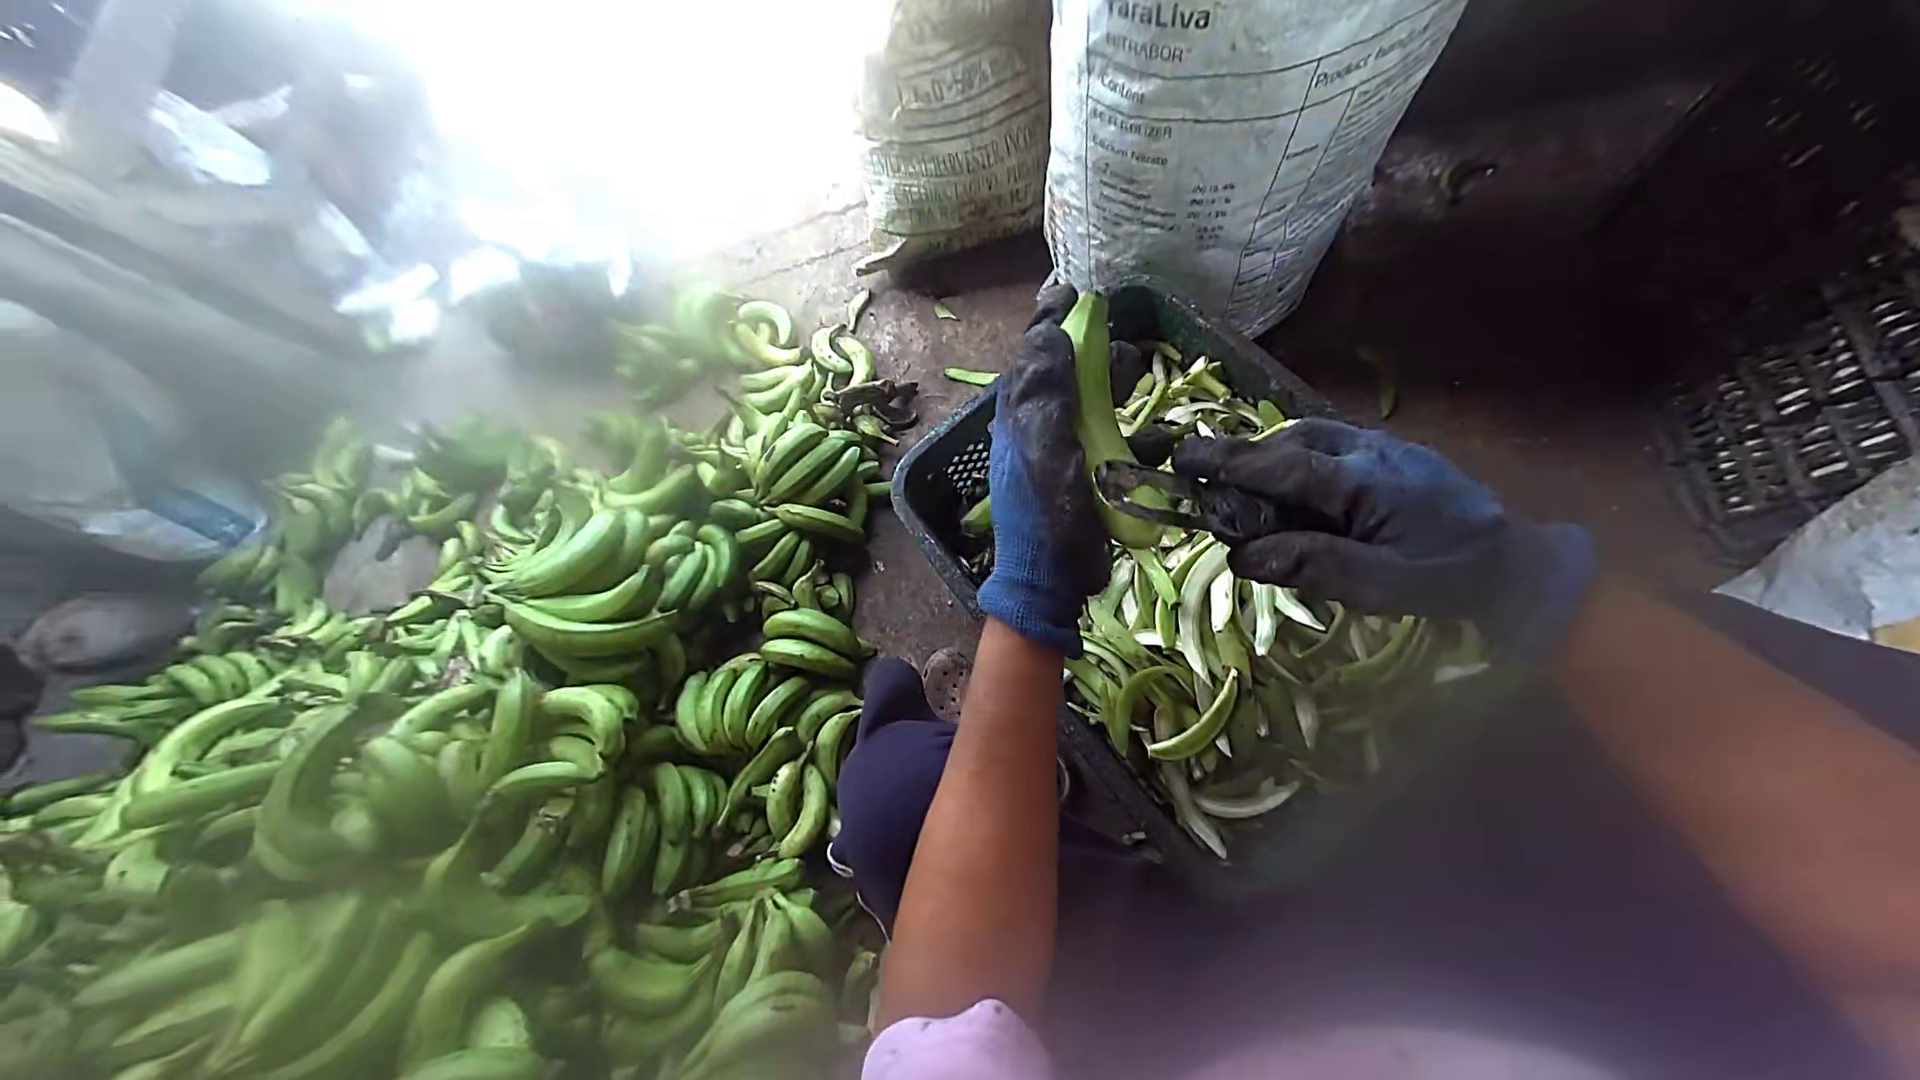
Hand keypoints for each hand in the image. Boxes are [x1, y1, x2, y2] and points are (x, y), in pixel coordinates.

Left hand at [976, 283, 1108, 656]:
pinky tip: (1158, 438)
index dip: (1052, 323)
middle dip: (1095, 357)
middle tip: (1122, 351)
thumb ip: (1045, 390)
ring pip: (1094, 404)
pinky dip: (1137, 435)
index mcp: (1021, 416)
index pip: (1034, 357)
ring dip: (1117, 389)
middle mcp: (1040, 428)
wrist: (1052, 578)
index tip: (1076, 295)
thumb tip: (1051, 334)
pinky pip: (1115, 443)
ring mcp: (1065, 453)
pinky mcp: (1089, 476)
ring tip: (1139, 378)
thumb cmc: (1044, 513)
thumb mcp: (1042, 446)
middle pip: (1069, 376)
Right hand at [1171, 418, 1594, 655]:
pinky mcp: (1386, 451)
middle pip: (1286, 442)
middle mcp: (1369, 450)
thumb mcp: (1383, 587)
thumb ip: (1312, 566)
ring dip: (1266, 460)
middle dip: (1242, 461)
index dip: (1227, 461)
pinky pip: (1323, 443)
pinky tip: (1290, 492)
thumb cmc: (1449, 579)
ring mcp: (1380, 445)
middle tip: (1212, 490)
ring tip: (1250, 496)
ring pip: (1303, 435)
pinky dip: (1291, 460)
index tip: (1180, 458)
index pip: (1282, 466)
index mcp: (1367, 481)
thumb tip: (1241, 556)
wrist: (1518, 565)